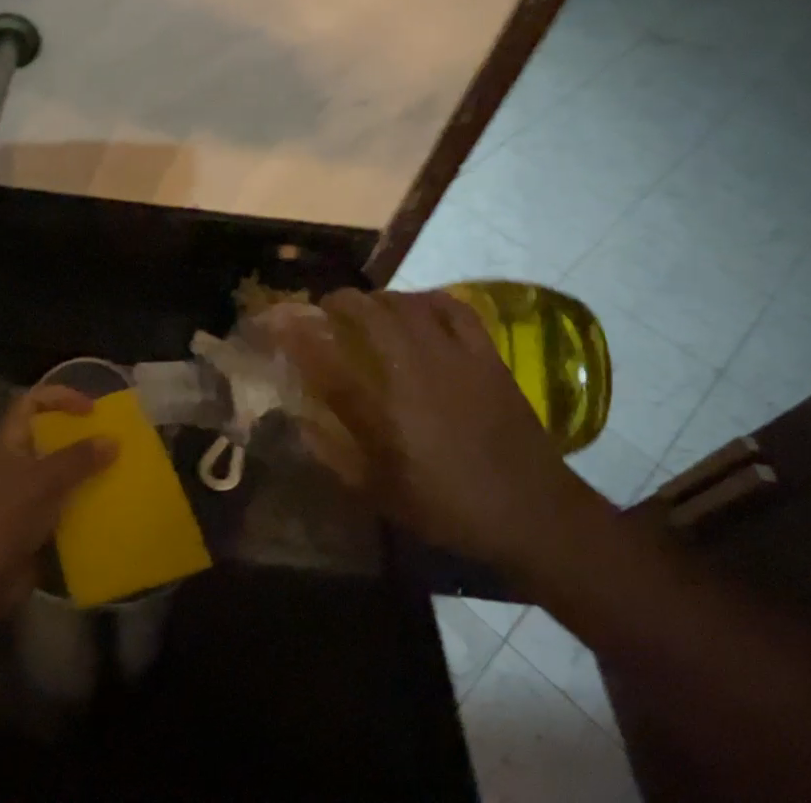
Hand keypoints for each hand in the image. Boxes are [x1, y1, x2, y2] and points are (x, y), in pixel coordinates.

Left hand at [0, 385, 113, 618]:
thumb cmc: (5, 519)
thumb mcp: (43, 482)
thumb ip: (78, 459)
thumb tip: (114, 440)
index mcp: (10, 444)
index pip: (31, 403)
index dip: (59, 397)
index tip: (92, 409)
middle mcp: (17, 465)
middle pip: (50, 438)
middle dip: (82, 437)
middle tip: (117, 442)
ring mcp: (26, 497)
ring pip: (62, 474)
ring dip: (89, 472)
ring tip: (122, 474)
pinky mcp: (37, 526)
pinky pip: (66, 506)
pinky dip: (87, 504)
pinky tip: (112, 508)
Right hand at [270, 288, 604, 568]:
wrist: (533, 512)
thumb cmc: (448, 509)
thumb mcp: (379, 495)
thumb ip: (334, 457)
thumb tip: (300, 424)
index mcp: (382, 412)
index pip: (326, 361)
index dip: (296, 337)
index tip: (277, 323)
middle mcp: (413, 374)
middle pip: (368, 315)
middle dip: (339, 302)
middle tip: (326, 309)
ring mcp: (454, 359)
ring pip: (408, 304)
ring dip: (380, 298)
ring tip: (369, 307)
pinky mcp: (486, 357)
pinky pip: (455, 309)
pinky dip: (429, 299)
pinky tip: (420, 309)